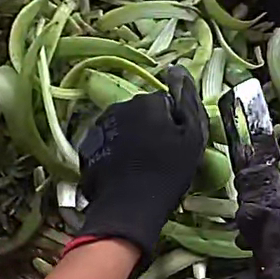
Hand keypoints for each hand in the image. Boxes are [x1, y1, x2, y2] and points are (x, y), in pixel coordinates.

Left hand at [71, 65, 207, 262]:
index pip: (166, 104)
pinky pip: (108, 144)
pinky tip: (124, 173)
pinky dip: (116, 153)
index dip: (174, 125)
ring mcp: (100, 127)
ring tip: (141, 167)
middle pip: (142, 113)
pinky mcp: (87, 148)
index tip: (176, 146)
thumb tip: (179, 70)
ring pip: (123, 127)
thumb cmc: (167, 173)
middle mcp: (120, 106)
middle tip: (160, 158)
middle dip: (151, 129)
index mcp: (147, 102)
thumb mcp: (192, 138)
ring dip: (132, 140)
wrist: (128, 207)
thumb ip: (189, 102)